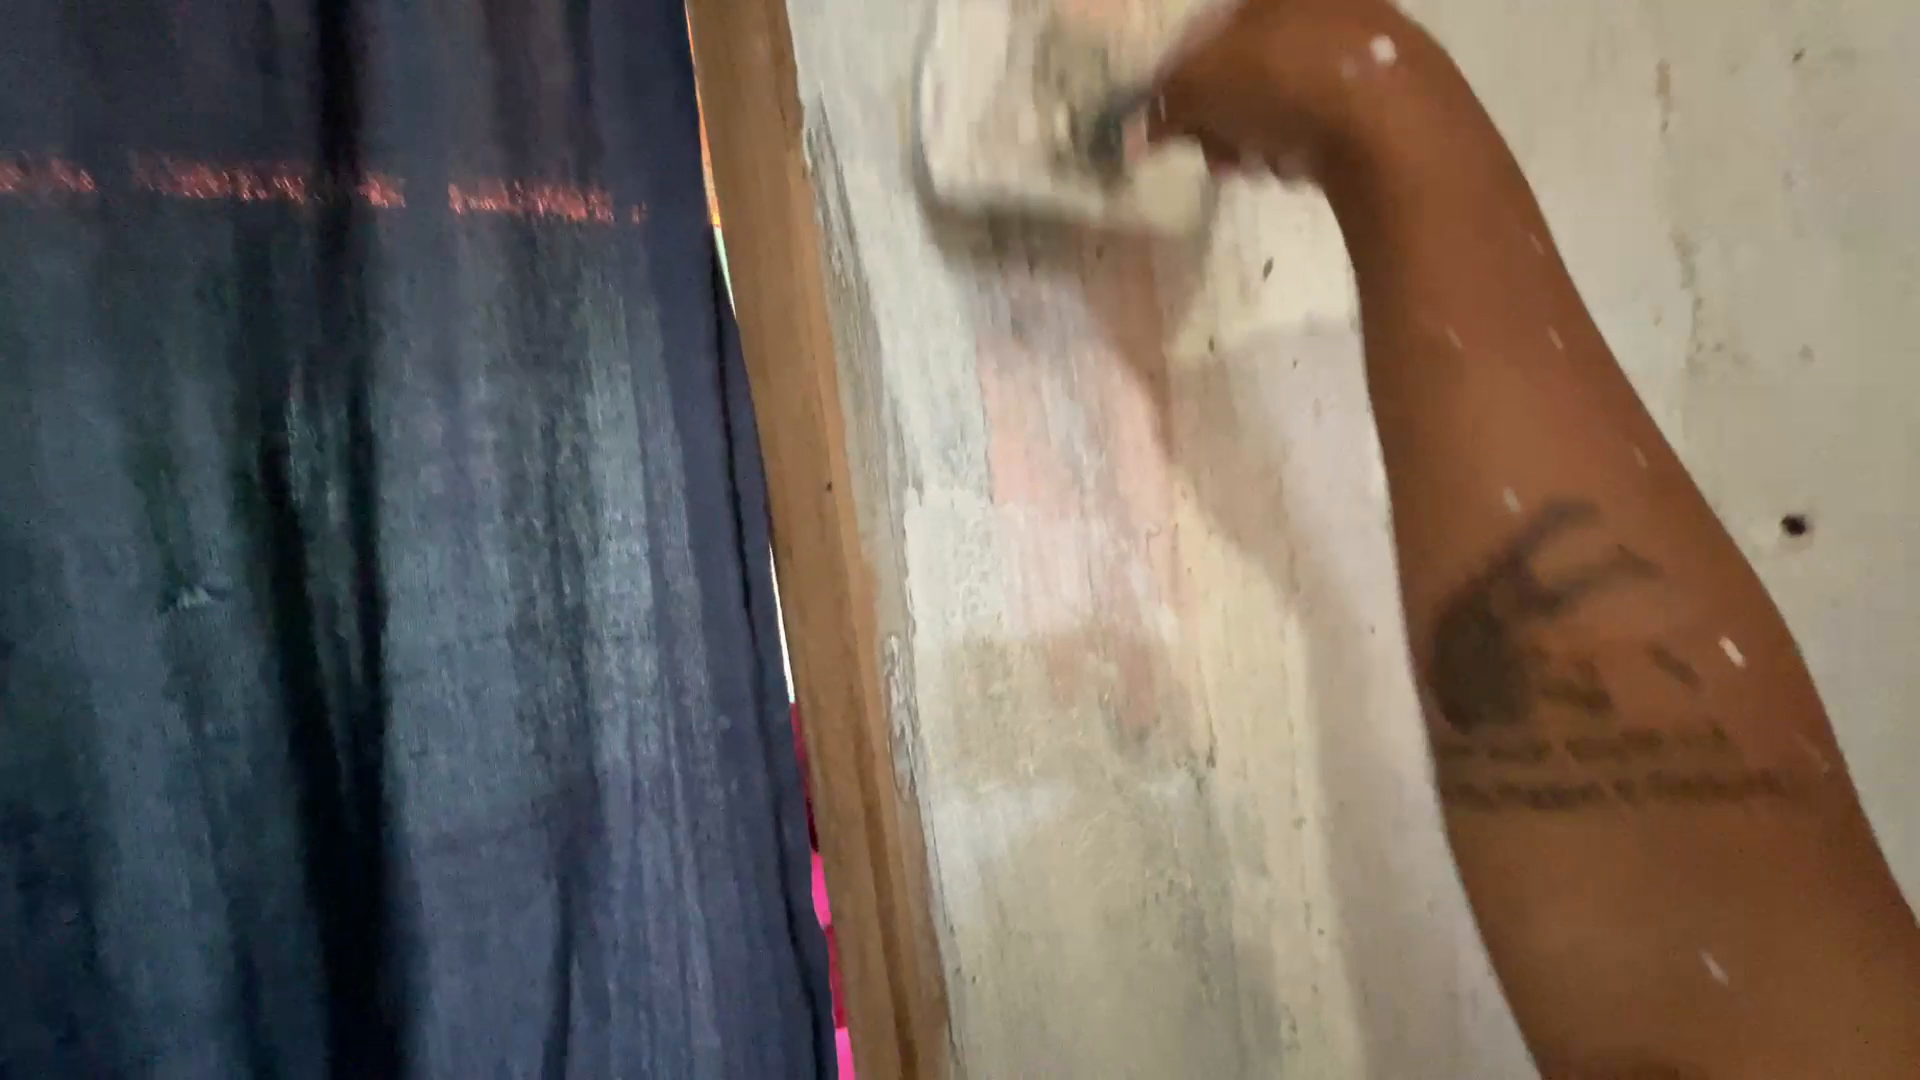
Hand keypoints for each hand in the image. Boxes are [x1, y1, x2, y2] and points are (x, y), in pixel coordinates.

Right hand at [1146, 0, 1423, 178]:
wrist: (1386, 122)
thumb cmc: (1282, 82)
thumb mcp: (1200, 86)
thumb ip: (1163, 103)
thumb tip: (1141, 129)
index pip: (1206, 31)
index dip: (1179, 82)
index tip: (1170, 127)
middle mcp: (1320, 1)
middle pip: (1242, 66)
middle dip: (1217, 116)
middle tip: (1211, 152)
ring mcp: (1356, 39)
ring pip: (1276, 96)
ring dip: (1250, 136)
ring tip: (1250, 164)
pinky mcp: (1380, 87)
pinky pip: (1315, 117)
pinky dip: (1293, 143)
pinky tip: (1290, 164)